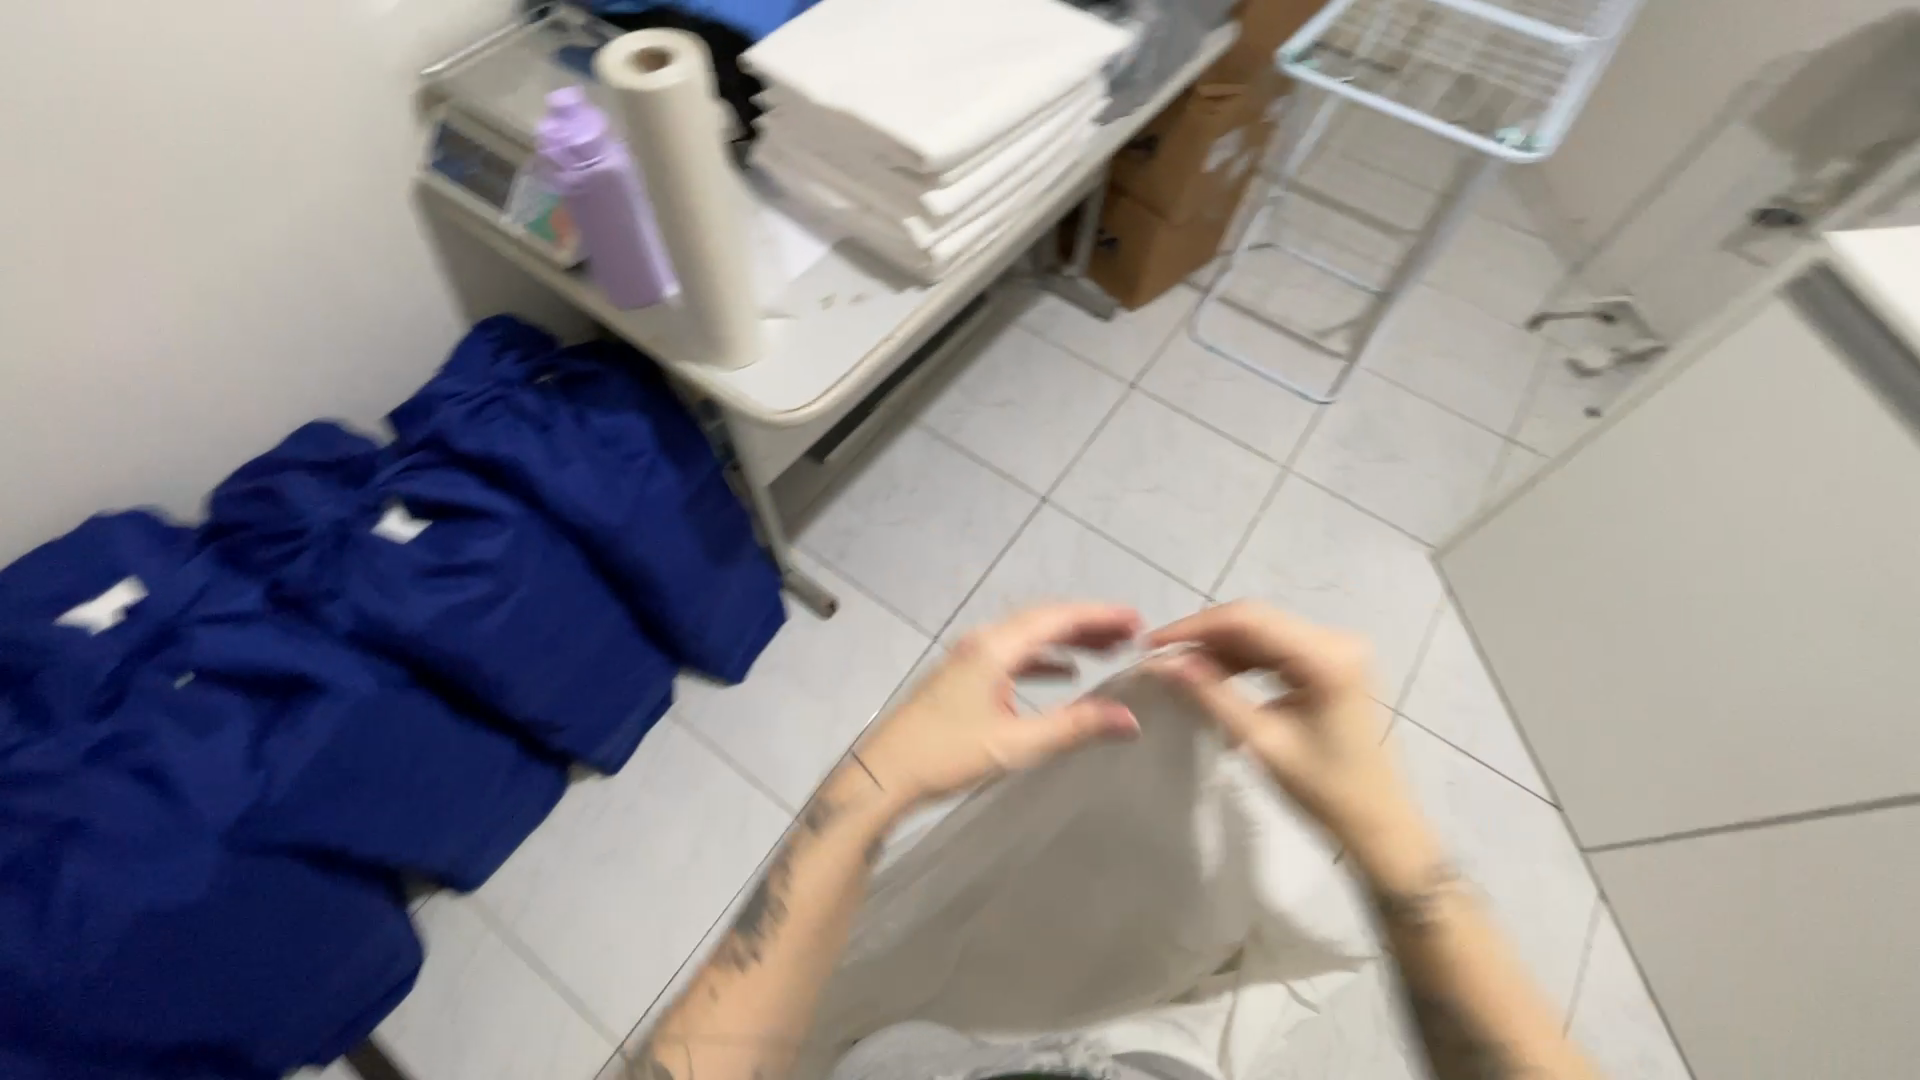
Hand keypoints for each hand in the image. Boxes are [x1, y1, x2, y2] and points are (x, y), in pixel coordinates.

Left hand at [857, 604, 1143, 807]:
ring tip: (1105, 650)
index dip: (1099, 616)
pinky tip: (1063, 673)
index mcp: (994, 648)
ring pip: (1027, 636)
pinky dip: (1042, 659)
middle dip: (1087, 624)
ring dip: (1066, 640)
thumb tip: (1129, 720)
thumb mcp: (1016, 744)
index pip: (1056, 618)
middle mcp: (982, 642)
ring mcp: (969, 657)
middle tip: (1129, 635)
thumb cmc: (948, 754)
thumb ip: (1074, 727)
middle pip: (1043, 621)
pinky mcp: (963, 675)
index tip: (1136, 620)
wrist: (885, 771)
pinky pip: (1012, 655)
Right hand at [1147, 602, 1424, 853]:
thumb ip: (1211, 695)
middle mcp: (1335, 640)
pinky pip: (1275, 647)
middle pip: (1254, 619)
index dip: (1195, 627)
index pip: (1247, 620)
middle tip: (1161, 657)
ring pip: (1261, 630)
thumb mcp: (1261, 741)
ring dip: (1220, 647)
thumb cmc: (1325, 791)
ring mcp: (1336, 649)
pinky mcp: (1331, 662)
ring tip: (1181, 670)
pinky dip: (1242, 658)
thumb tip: (1164, 664)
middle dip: (1204, 636)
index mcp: (1326, 657)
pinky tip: (1214, 676)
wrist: (1379, 824)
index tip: (1152, 644)